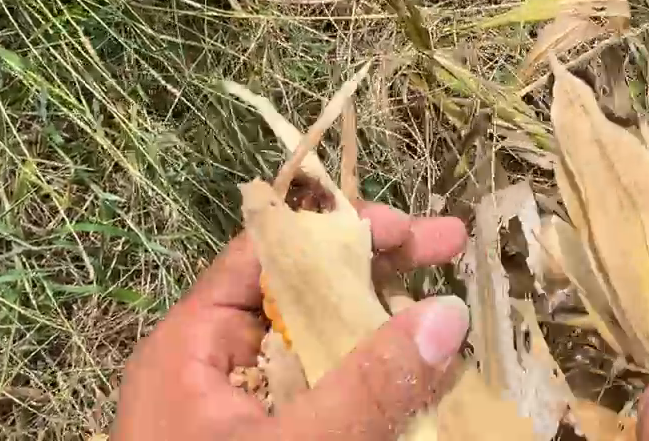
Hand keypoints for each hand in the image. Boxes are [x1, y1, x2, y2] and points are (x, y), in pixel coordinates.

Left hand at [114, 204, 472, 440]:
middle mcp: (221, 362)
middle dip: (380, 266)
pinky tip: (425, 383)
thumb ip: (369, 388)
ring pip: (327, 338)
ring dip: (388, 325)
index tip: (410, 230)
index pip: (269, 250)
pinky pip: (333, 391)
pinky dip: (378, 382)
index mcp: (195, 345)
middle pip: (305, 286)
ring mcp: (249, 407)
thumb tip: (452, 314)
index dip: (340, 228)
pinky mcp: (276, 439)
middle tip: (451, 246)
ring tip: (448, 314)